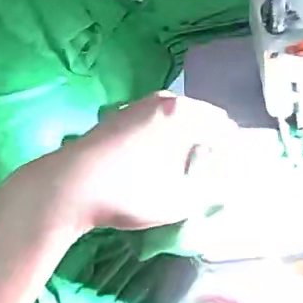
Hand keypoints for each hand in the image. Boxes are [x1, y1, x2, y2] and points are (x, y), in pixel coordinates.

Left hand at [16, 91, 237, 233]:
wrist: (68, 185)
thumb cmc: (130, 192)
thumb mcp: (180, 201)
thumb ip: (209, 191)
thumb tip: (223, 185)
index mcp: (184, 114)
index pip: (223, 126)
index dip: (232, 148)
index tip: (234, 168)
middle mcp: (163, 100)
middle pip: (199, 116)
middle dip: (209, 138)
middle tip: (213, 166)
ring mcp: (137, 105)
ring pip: (174, 117)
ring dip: (184, 135)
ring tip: (186, 163)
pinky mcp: (117, 117)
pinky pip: (154, 122)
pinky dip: (163, 135)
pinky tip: (156, 158)